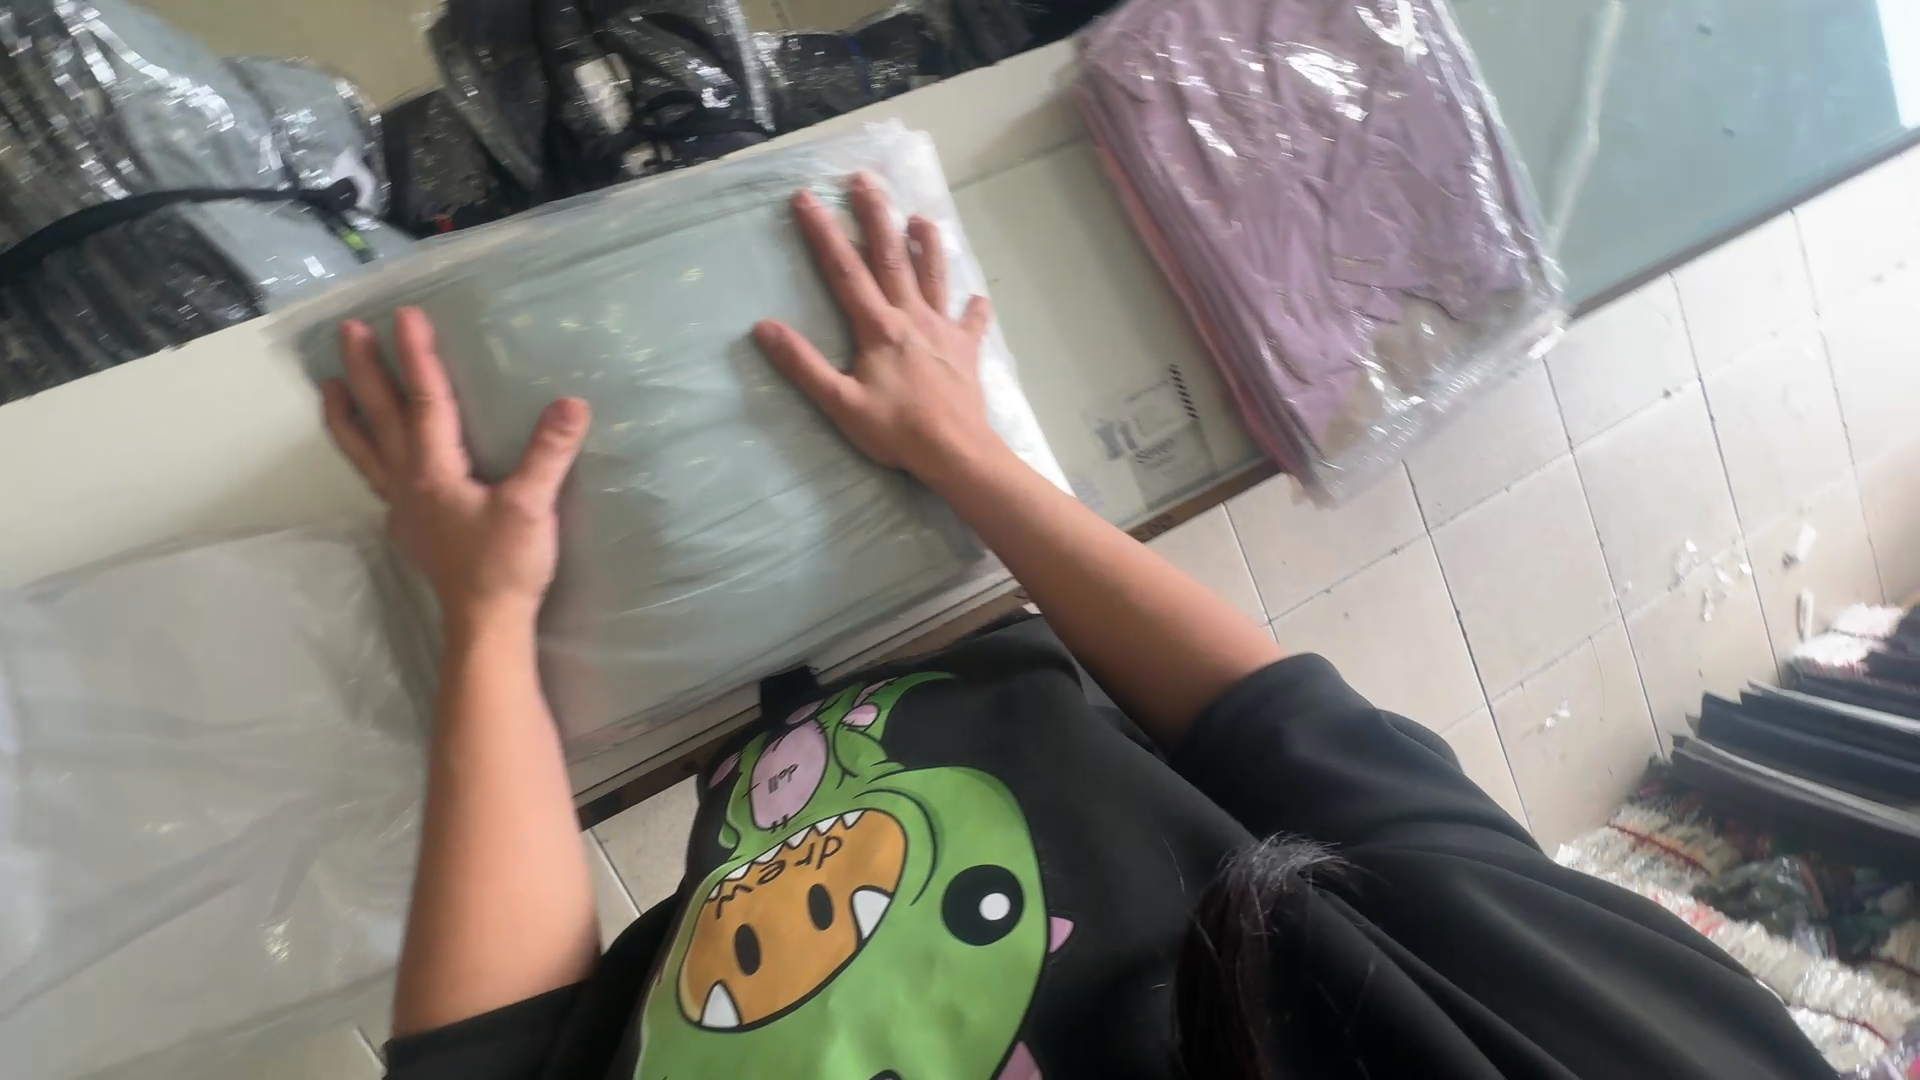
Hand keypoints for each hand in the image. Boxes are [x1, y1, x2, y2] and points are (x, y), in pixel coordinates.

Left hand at [319, 307, 591, 629]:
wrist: (485, 620)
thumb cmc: (506, 564)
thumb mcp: (534, 505)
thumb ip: (548, 453)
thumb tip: (572, 404)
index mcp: (435, 471)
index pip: (426, 402)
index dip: (418, 358)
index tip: (406, 315)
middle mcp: (409, 482)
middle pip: (380, 417)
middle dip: (367, 372)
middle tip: (351, 331)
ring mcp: (404, 506)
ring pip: (365, 449)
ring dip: (347, 413)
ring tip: (330, 384)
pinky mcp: (411, 527)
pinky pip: (376, 476)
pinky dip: (363, 453)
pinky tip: (373, 455)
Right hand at [753, 174, 1008, 484]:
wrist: (955, 451)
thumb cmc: (897, 431)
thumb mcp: (840, 403)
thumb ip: (804, 365)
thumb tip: (764, 327)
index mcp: (878, 328)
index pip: (845, 271)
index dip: (823, 233)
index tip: (807, 198)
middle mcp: (912, 317)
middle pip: (892, 258)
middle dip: (876, 216)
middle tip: (865, 179)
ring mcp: (944, 332)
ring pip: (935, 278)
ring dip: (928, 246)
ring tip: (923, 219)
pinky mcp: (967, 351)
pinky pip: (973, 323)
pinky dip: (975, 309)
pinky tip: (977, 299)